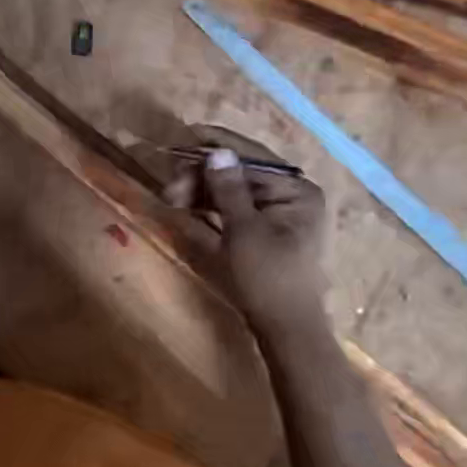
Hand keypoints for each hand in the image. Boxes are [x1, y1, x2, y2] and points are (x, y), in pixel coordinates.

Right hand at [165, 127, 327, 338]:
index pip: (252, 156)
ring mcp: (280, 213)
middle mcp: (292, 195)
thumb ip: (229, 188)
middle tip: (170, 186)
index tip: (186, 136)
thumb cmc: (268, 278)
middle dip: (203, 175)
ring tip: (172, 198)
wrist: (286, 330)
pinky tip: (188, 205)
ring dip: (203, 190)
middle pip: (241, 172)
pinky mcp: (267, 231)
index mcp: (296, 189)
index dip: (217, 146)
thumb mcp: (243, 230)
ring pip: (235, 189)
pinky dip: (213, 205)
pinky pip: (236, 207)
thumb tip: (217, 151)